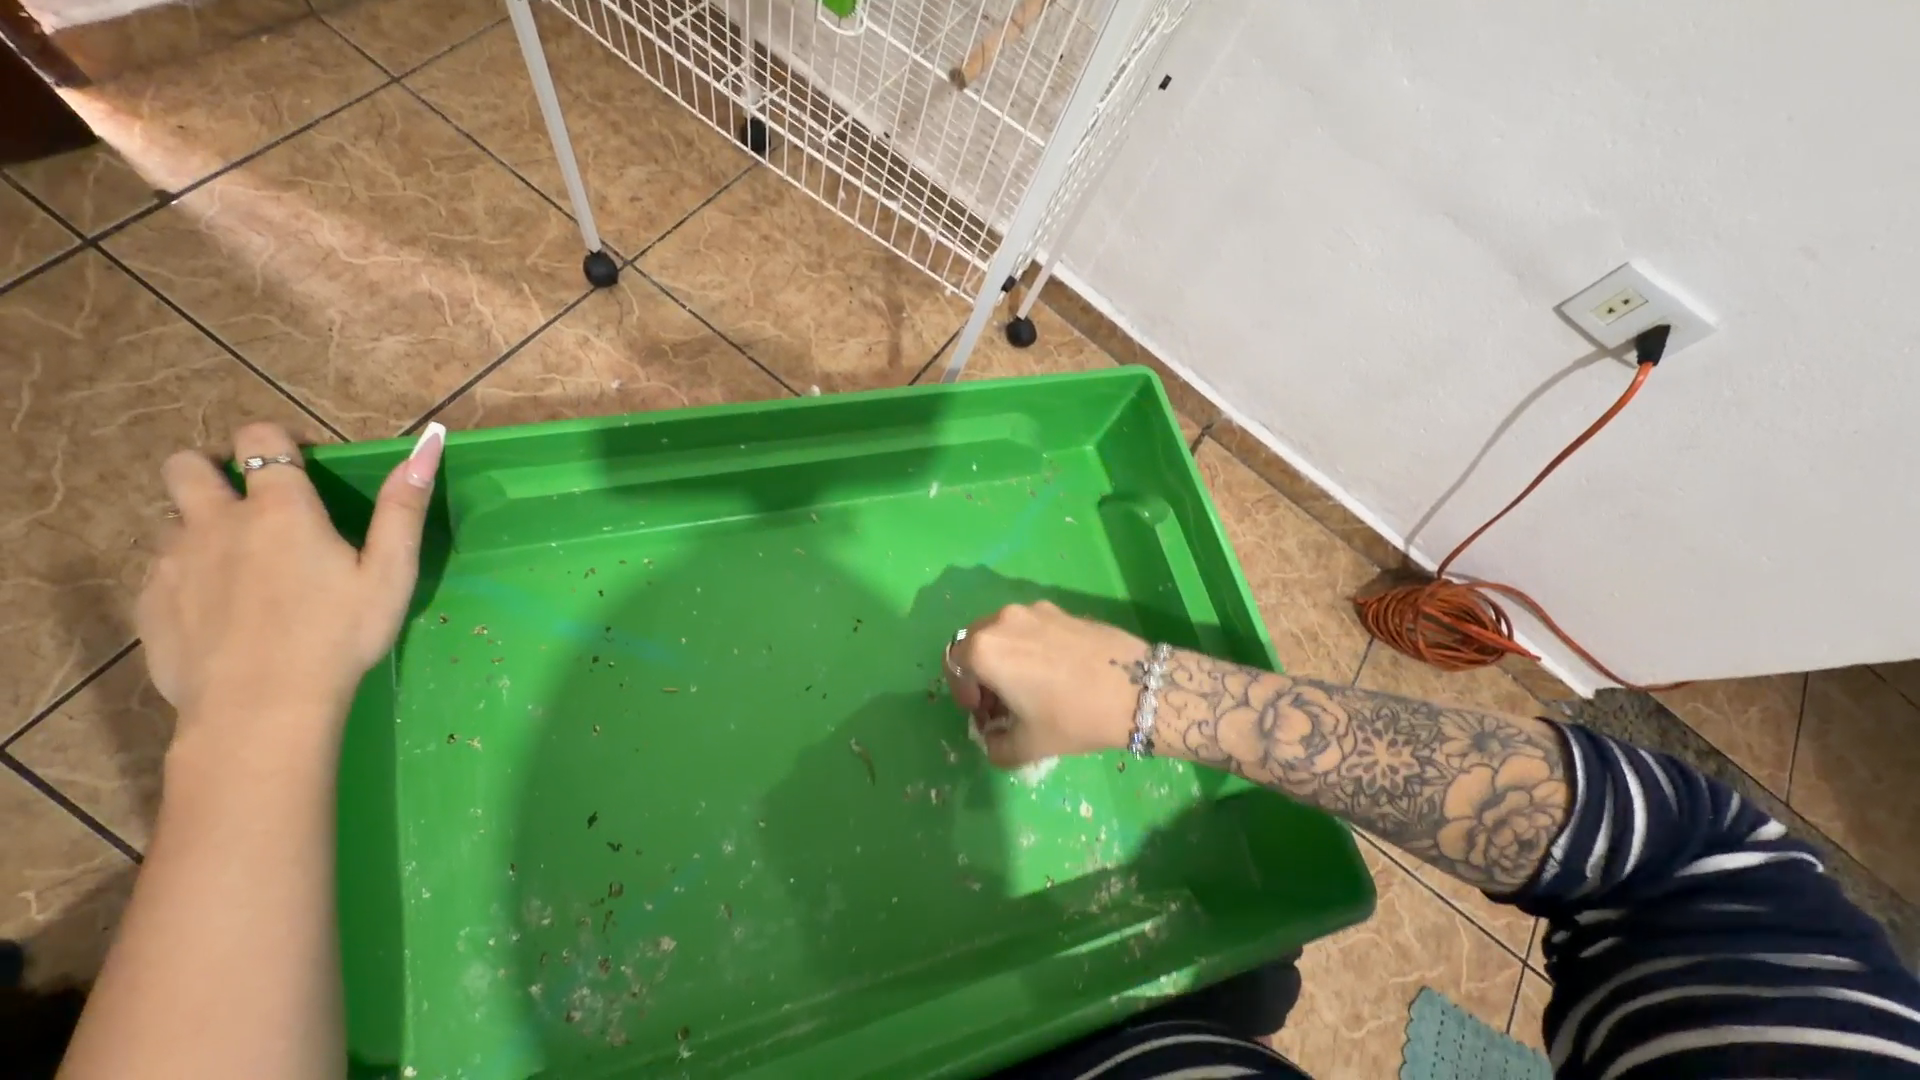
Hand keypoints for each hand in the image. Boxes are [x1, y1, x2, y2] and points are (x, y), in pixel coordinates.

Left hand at [137, 422, 444, 738]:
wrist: (261, 706)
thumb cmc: (340, 635)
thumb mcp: (390, 573)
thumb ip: (403, 507)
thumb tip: (429, 444)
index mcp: (280, 509)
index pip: (259, 440)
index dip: (277, 442)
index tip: (301, 464)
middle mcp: (216, 522)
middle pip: (185, 466)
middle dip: (211, 469)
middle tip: (250, 502)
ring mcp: (174, 562)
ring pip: (173, 521)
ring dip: (202, 528)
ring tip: (242, 567)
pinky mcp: (150, 602)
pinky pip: (162, 571)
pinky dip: (189, 575)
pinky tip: (222, 610)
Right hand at [945, 602, 1148, 767]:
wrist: (1136, 689)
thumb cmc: (1073, 717)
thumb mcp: (1028, 745)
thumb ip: (996, 747)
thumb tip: (993, 740)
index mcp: (985, 649)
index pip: (952, 663)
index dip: (961, 691)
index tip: (983, 712)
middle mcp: (1004, 620)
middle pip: (974, 642)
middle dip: (979, 672)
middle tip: (999, 702)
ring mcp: (1034, 610)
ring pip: (1002, 631)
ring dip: (1003, 658)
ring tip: (1026, 687)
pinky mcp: (1061, 609)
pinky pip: (1029, 627)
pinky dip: (1027, 647)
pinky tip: (1053, 672)